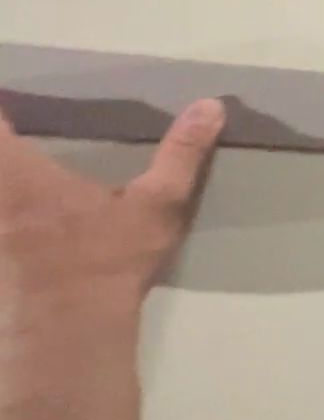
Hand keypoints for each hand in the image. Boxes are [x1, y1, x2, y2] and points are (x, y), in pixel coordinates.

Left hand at [0, 100, 226, 320]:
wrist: (67, 324)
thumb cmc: (111, 256)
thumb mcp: (160, 202)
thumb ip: (181, 152)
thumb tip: (208, 104)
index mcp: (23, 178)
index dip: (2, 110)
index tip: (13, 96)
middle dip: (2, 139)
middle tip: (16, 127)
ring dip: (5, 166)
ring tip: (17, 155)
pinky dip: (5, 201)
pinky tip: (18, 213)